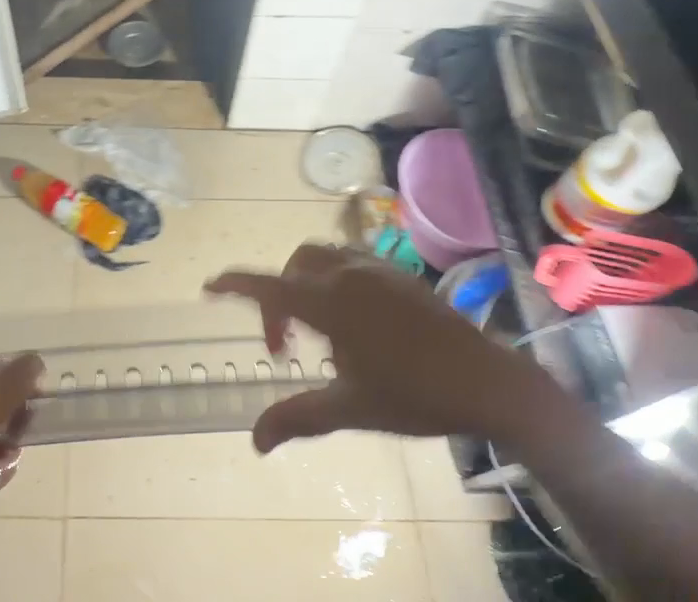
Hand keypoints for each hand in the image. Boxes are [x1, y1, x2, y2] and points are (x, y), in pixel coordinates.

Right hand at [206, 243, 562, 452]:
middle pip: (294, 268)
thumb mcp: (351, 408)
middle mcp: (349, 275)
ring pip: (323, 257)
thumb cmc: (416, 396)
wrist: (488, 381)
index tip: (209, 286)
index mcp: (331, 304)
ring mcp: (378, 270)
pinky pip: (351, 261)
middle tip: (284, 348)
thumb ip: (298, 417)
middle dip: (276, 300)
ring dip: (305, 284)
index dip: (235, 285)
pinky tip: (351, 320)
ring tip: (316, 332)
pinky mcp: (400, 275)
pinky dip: (332, 279)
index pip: (269, 287)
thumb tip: (255, 441)